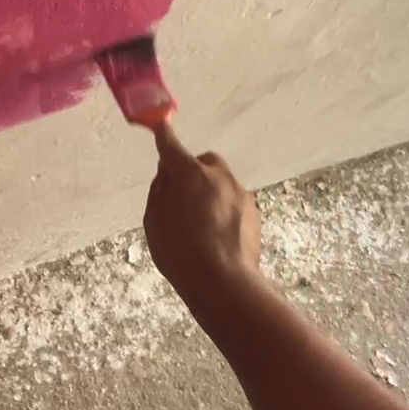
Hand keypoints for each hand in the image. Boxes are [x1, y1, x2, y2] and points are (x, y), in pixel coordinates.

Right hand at [143, 122, 262, 303]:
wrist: (224, 282)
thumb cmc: (180, 251)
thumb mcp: (154, 220)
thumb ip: (160, 191)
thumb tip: (169, 175)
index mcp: (190, 174)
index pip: (172, 148)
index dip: (164, 137)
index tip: (161, 127)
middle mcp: (219, 177)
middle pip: (203, 162)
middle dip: (192, 171)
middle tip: (179, 196)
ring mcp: (240, 194)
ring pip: (220, 184)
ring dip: (208, 193)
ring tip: (197, 225)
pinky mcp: (254, 214)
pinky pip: (232, 202)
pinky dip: (222, 210)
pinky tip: (214, 236)